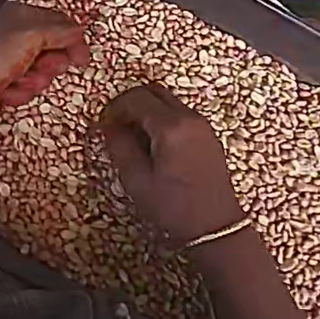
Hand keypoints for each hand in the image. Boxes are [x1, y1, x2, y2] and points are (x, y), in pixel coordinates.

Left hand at [0, 1, 89, 153]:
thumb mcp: (29, 36)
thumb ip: (59, 31)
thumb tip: (79, 30)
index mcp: (19, 15)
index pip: (59, 23)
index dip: (73, 40)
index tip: (83, 57)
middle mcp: (14, 36)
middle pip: (53, 50)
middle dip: (50, 64)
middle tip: (40, 67)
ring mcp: (8, 61)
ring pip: (42, 73)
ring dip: (34, 81)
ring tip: (17, 81)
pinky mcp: (4, 85)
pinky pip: (27, 90)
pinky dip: (20, 94)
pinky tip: (5, 93)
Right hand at [96, 84, 244, 243]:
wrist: (215, 227)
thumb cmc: (173, 207)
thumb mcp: (137, 180)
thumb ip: (120, 147)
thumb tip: (109, 128)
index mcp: (171, 126)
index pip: (136, 98)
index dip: (115, 107)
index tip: (104, 124)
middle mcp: (190, 118)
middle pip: (154, 91)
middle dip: (130, 103)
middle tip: (116, 125)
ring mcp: (202, 125)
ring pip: (168, 101)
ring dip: (147, 111)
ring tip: (133, 139)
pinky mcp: (208, 136)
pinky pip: (180, 115)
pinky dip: (162, 119)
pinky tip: (153, 146)